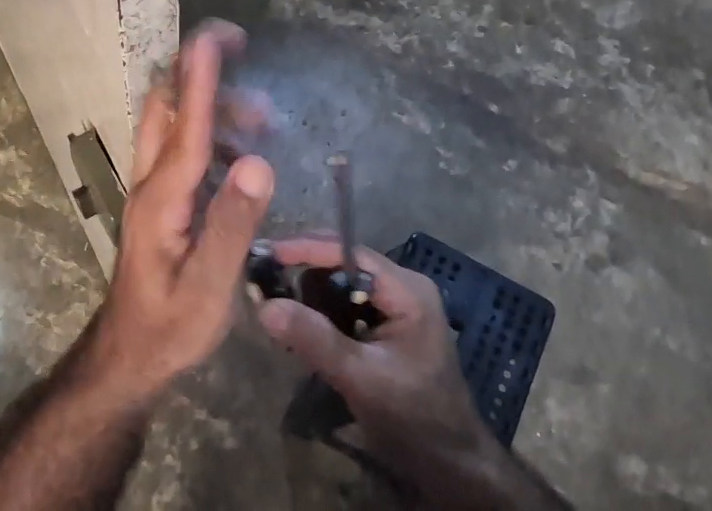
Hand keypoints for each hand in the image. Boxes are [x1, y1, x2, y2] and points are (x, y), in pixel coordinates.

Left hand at [82, 21, 276, 407]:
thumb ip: (233, 223)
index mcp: (162, 196)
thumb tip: (260, 162)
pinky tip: (244, 159)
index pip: (185, 123)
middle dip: (200, 71)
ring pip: (172, 124)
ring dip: (212, 107)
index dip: (201, 75)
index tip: (217, 36)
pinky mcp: (159, 201)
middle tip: (245, 55)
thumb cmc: (171, 326)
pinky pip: (181, 149)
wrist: (128, 353)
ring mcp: (151, 189)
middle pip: (165, 105)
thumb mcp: (210, 285)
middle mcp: (150, 180)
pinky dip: (212, 135)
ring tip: (264, 121)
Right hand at [257, 237, 489, 470]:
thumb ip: (314, 339)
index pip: (348, 252)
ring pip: (337, 284)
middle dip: (304, 278)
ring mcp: (395, 305)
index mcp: (407, 290)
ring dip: (310, 301)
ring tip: (290, 328)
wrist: (447, 462)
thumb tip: (264, 306)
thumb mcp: (360, 377)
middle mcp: (402, 287)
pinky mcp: (385, 324)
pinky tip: (308, 338)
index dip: (304, 249)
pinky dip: (321, 315)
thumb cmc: (412, 416)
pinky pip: (343, 304)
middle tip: (269, 295)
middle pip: (340, 264)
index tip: (266, 254)